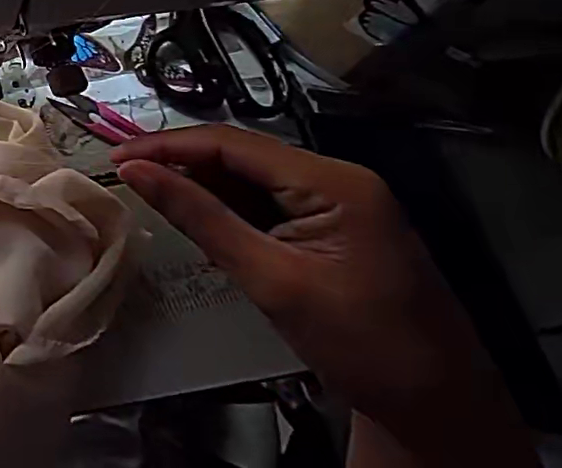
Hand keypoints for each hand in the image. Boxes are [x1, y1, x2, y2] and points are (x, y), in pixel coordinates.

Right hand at [111, 125, 535, 467]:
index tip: (118, 157)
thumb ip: (200, 216)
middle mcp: (336, 177)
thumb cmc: (364, 347)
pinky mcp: (333, 224)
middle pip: (240, 154)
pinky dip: (230, 210)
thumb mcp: (272, 280)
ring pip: (250, 177)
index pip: (232, 143)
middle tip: (130, 176)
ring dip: (204, 187)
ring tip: (159, 199)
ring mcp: (337, 200)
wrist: (443, 418)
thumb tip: (134, 170)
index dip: (169, 145)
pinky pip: (267, 201)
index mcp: (333, 181)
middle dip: (183, 164)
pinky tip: (205, 224)